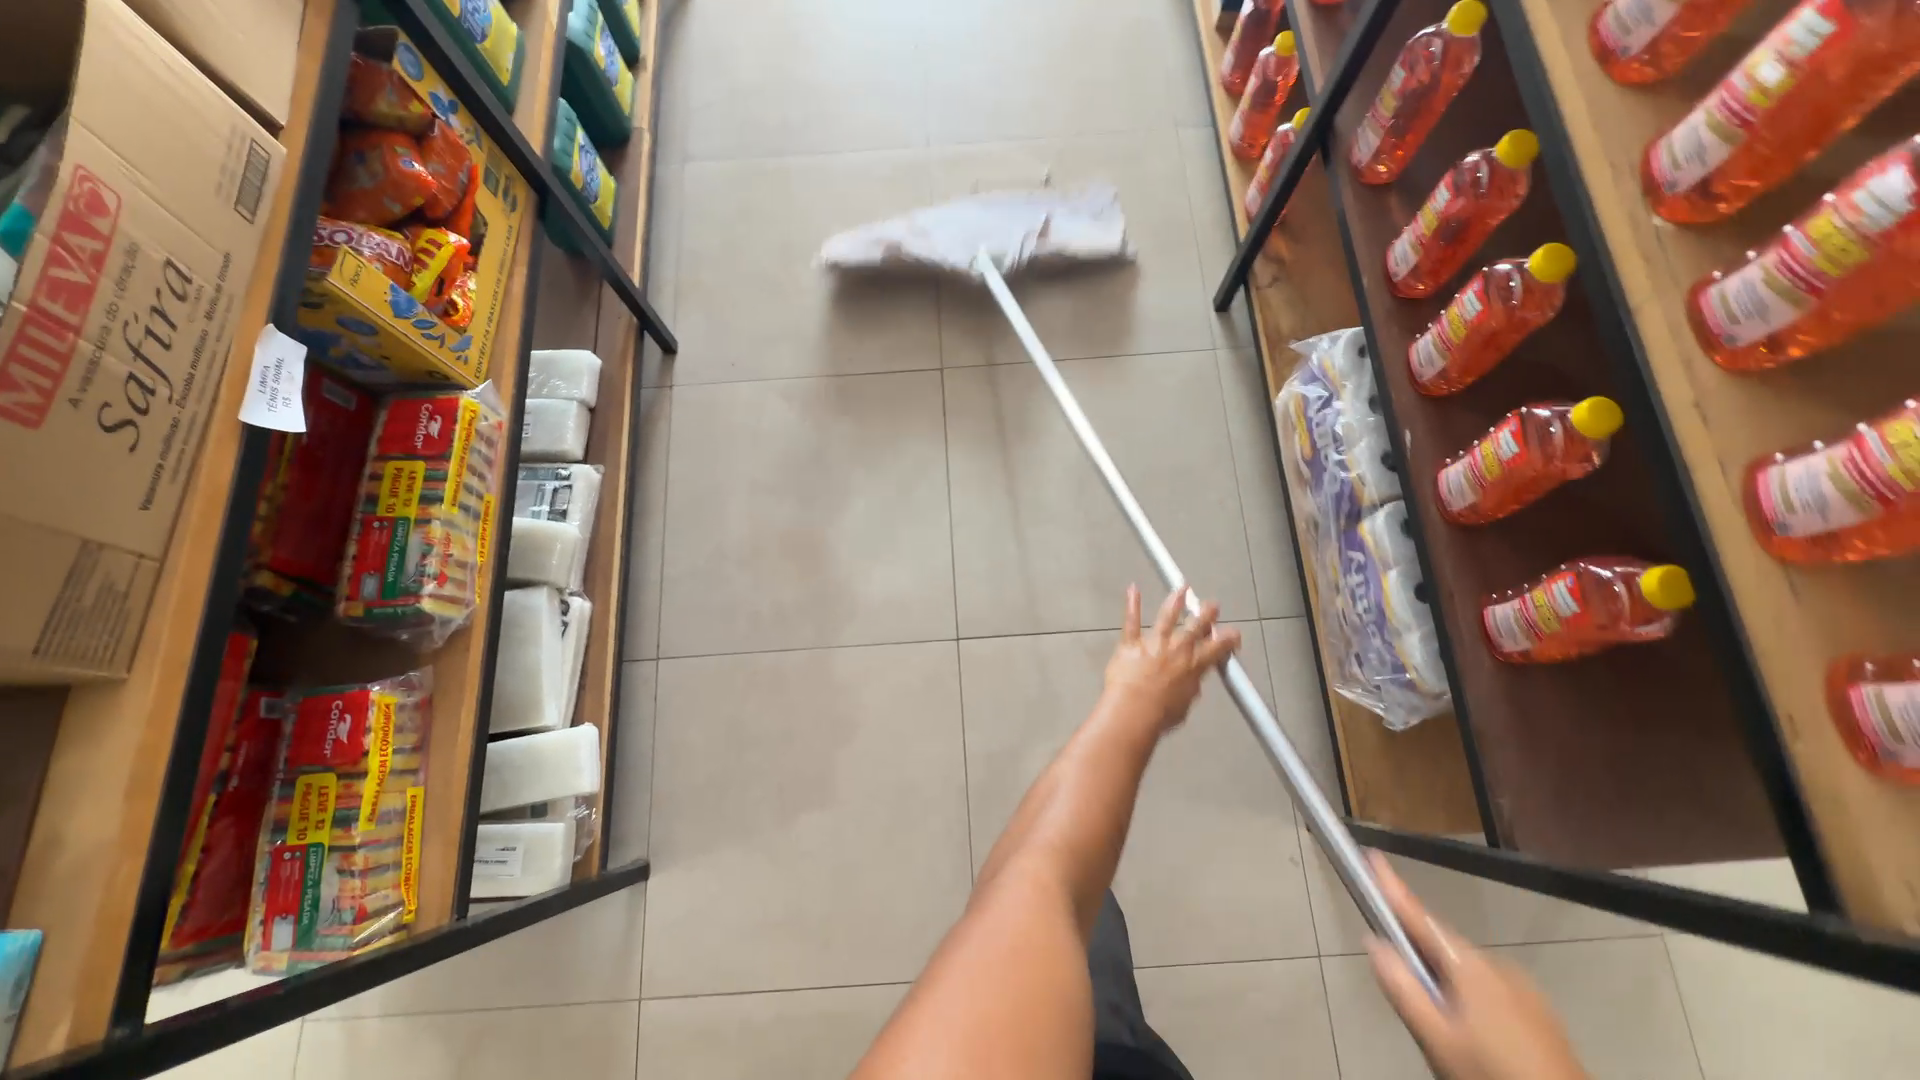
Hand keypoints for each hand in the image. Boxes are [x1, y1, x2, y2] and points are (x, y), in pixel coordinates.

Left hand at [1102, 585, 1239, 733]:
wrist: (1134, 709)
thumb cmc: (1161, 715)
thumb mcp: (1185, 705)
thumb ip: (1190, 688)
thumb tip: (1192, 682)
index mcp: (1194, 666)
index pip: (1216, 648)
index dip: (1227, 639)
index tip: (1233, 633)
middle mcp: (1177, 650)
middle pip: (1194, 627)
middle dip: (1206, 614)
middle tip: (1213, 604)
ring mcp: (1153, 644)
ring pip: (1167, 618)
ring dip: (1175, 601)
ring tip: (1182, 588)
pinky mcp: (1131, 644)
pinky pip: (1131, 621)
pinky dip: (1131, 604)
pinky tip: (1133, 589)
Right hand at [1366, 855, 1589, 1079]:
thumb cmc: (1492, 1072)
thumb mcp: (1437, 1038)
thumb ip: (1403, 989)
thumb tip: (1373, 941)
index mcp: (1470, 967)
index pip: (1420, 918)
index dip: (1393, 887)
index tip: (1374, 856)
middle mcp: (1498, 966)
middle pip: (1442, 949)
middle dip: (1419, 960)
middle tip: (1408, 998)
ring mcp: (1523, 987)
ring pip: (1465, 973)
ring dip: (1445, 985)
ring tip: (1443, 1030)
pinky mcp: (1537, 1011)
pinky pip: (1489, 990)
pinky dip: (1470, 1000)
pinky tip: (1474, 1036)